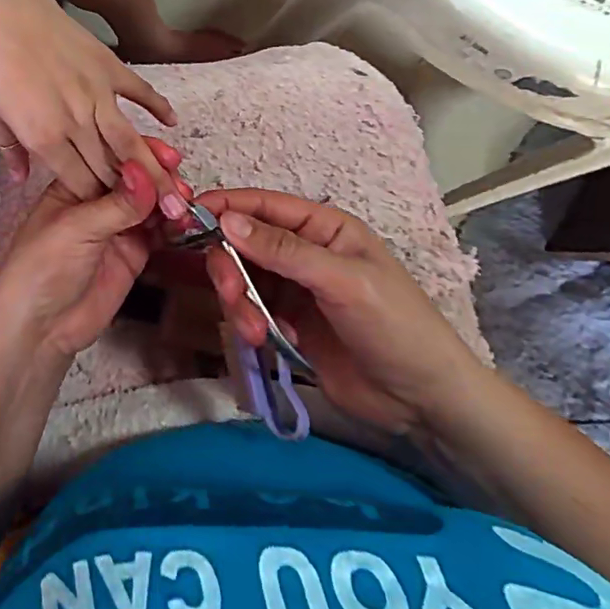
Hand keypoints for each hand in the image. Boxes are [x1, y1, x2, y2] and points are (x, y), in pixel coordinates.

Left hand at [0, 0, 183, 206]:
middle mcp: (79, 123)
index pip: (81, 183)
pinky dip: (159, 106)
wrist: (2, 7)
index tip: (112, 215)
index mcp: (46, 138)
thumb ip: (11, 151)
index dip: (98, 204)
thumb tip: (23, 180)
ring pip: (132, 140)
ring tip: (177, 188)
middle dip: (136, 196)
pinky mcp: (111, 67)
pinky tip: (173, 123)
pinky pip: (141, 91)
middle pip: (112, 169)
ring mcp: (100, 94)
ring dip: (155, 167)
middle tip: (161, 213)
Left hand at [0, 150, 176, 358]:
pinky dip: (173, 226)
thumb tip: (147, 173)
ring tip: (185, 204)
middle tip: (179, 185)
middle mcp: (97, 200)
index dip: (139, 154)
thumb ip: (117, 204)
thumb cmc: (42, 268)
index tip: (166, 156)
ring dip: (170, 201)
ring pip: (151, 204)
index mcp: (74, 183)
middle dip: (160, 178)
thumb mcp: (76, 229)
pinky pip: (158, 232)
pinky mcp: (133, 252)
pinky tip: (184, 223)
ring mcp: (116, 226)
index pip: (111, 158)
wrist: (40, 328)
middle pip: (136, 180)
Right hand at [196, 189, 488, 431]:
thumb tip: (227, 220)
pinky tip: (268, 343)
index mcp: (323, 228)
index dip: (225, 207)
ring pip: (241, 280)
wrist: (423, 402)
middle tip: (231, 295)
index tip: (187, 216)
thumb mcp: (343, 282)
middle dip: (229, 267)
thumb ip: (283, 251)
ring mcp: (292, 289)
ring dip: (239, 303)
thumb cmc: (396, 327)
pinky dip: (249, 324)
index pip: (264, 206)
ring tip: (257, 332)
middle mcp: (303, 252)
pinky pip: (249, 312)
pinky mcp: (286, 324)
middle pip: (243, 244)